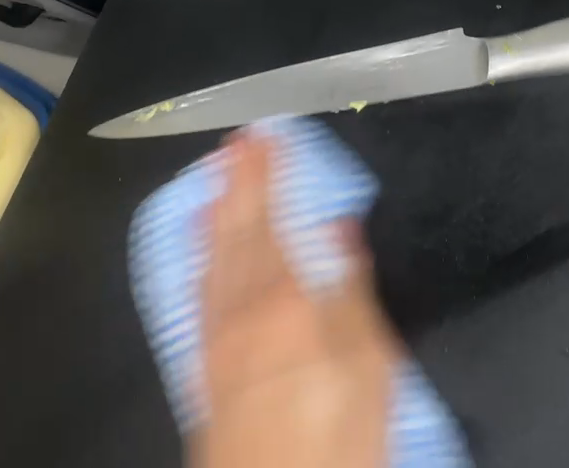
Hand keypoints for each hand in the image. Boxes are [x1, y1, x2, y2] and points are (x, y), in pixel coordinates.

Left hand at [196, 132, 395, 467]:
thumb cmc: (337, 432)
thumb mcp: (370, 361)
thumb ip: (351, 287)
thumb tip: (339, 227)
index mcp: (287, 298)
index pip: (275, 219)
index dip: (269, 175)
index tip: (267, 137)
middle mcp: (244, 308)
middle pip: (237, 231)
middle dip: (235, 182)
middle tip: (234, 143)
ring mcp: (218, 338)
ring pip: (212, 258)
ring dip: (214, 212)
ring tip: (213, 179)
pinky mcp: (205, 366)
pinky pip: (198, 294)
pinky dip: (199, 259)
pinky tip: (201, 251)